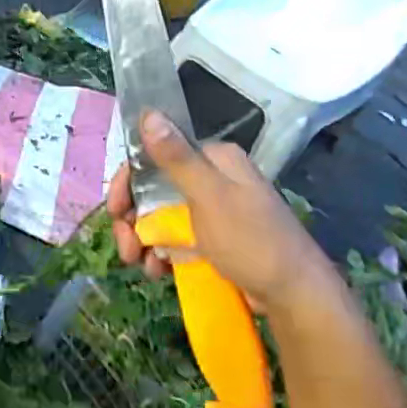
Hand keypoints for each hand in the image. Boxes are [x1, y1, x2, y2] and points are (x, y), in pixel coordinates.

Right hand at [107, 110, 332, 311]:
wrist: (293, 294)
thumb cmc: (251, 240)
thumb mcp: (209, 197)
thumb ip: (176, 157)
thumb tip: (148, 113)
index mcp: (214, 160)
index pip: (157, 158)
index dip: (128, 182)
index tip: (113, 210)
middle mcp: (213, 180)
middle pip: (155, 190)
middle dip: (133, 219)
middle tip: (125, 247)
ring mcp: (214, 212)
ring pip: (162, 218)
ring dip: (143, 240)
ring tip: (139, 264)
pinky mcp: (214, 240)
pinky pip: (177, 240)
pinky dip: (162, 254)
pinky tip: (158, 272)